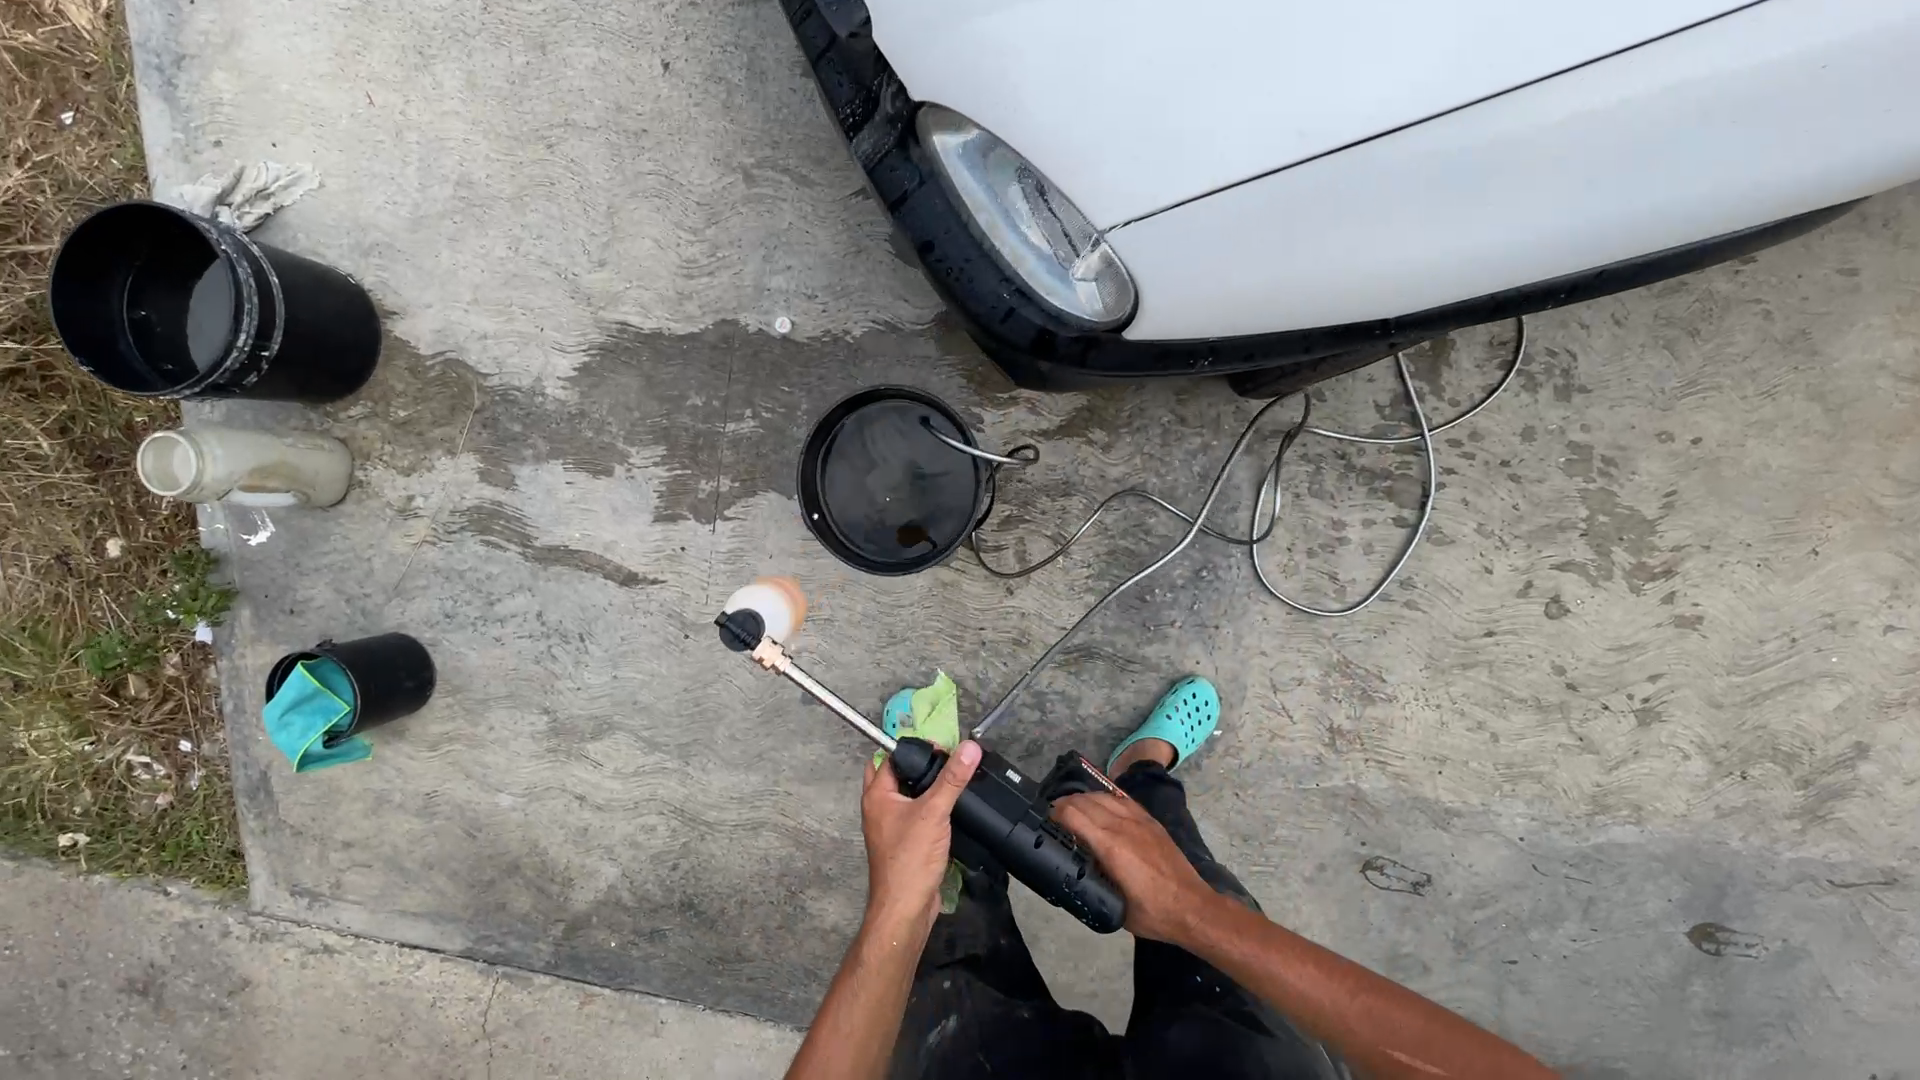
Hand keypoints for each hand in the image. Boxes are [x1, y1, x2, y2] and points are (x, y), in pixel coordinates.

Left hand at [860, 740, 982, 932]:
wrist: (905, 908)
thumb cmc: (911, 858)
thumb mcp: (934, 811)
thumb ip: (952, 779)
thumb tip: (969, 748)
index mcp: (877, 795)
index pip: (890, 757)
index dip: (914, 748)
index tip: (941, 748)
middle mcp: (878, 808)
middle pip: (896, 775)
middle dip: (918, 766)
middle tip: (945, 761)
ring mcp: (890, 828)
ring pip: (906, 797)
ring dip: (925, 788)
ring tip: (952, 781)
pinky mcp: (904, 844)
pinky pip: (915, 816)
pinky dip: (929, 808)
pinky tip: (949, 809)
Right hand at [1052, 792, 1218, 943]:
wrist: (1192, 907)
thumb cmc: (1152, 914)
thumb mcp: (1113, 905)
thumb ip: (1092, 882)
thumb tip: (1073, 871)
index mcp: (1110, 847)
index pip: (1073, 815)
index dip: (1054, 814)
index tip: (1045, 822)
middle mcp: (1122, 826)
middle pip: (1084, 801)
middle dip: (1064, 804)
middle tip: (1054, 817)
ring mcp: (1139, 820)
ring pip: (1103, 796)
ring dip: (1084, 799)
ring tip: (1073, 809)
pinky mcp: (1150, 821)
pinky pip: (1122, 799)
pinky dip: (1105, 798)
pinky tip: (1100, 806)